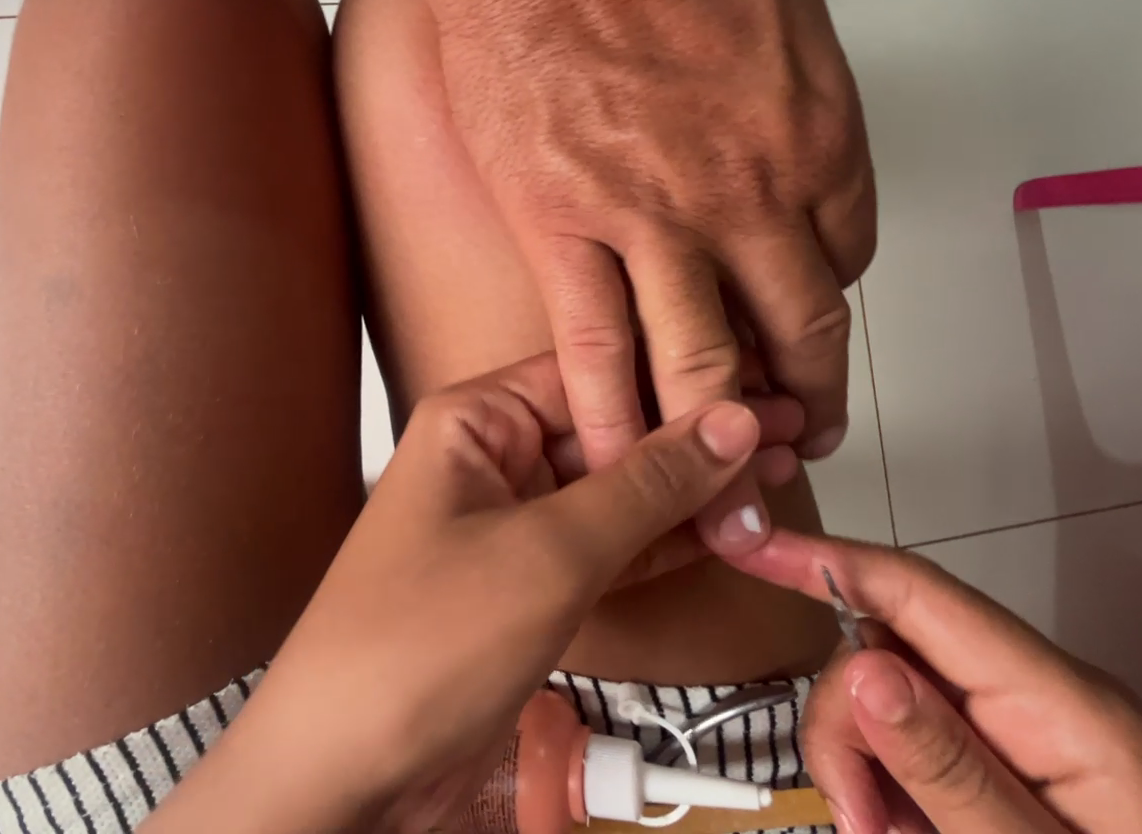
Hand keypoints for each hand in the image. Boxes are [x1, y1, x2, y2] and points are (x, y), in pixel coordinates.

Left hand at [143, 353, 800, 833]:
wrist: (350, 770)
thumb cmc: (415, 644)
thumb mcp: (547, 551)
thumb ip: (645, 485)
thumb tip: (727, 424)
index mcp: (476, 420)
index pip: (593, 371)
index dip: (679, 377)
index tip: (759, 380)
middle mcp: (493, 460)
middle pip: (611, 431)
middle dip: (699, 435)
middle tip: (790, 427)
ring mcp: (514, 523)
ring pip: (619, 492)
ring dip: (694, 488)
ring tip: (780, 469)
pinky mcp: (531, 582)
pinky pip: (610, 546)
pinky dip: (666, 540)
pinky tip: (726, 524)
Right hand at [418, 0, 873, 555]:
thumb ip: (801, 98)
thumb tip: (783, 170)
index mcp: (815, 136)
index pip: (842, 258)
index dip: (820, 305)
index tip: (798, 326)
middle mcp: (748, 196)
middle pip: (796, 331)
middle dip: (804, 402)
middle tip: (800, 443)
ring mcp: (653, 220)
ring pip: (701, 359)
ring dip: (717, 434)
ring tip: (721, 487)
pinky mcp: (560, 229)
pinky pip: (595, 345)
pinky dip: (611, 414)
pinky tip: (614, 462)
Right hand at [728, 531, 1141, 833]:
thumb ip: (955, 774)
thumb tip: (864, 669)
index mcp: (1062, 705)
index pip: (919, 593)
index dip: (827, 560)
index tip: (748, 546)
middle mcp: (1028, 691)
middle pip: (882, 648)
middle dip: (846, 722)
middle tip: (859, 820)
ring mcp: (1006, 720)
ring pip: (874, 690)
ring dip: (854, 760)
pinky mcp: (986, 751)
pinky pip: (894, 732)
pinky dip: (874, 778)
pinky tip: (898, 828)